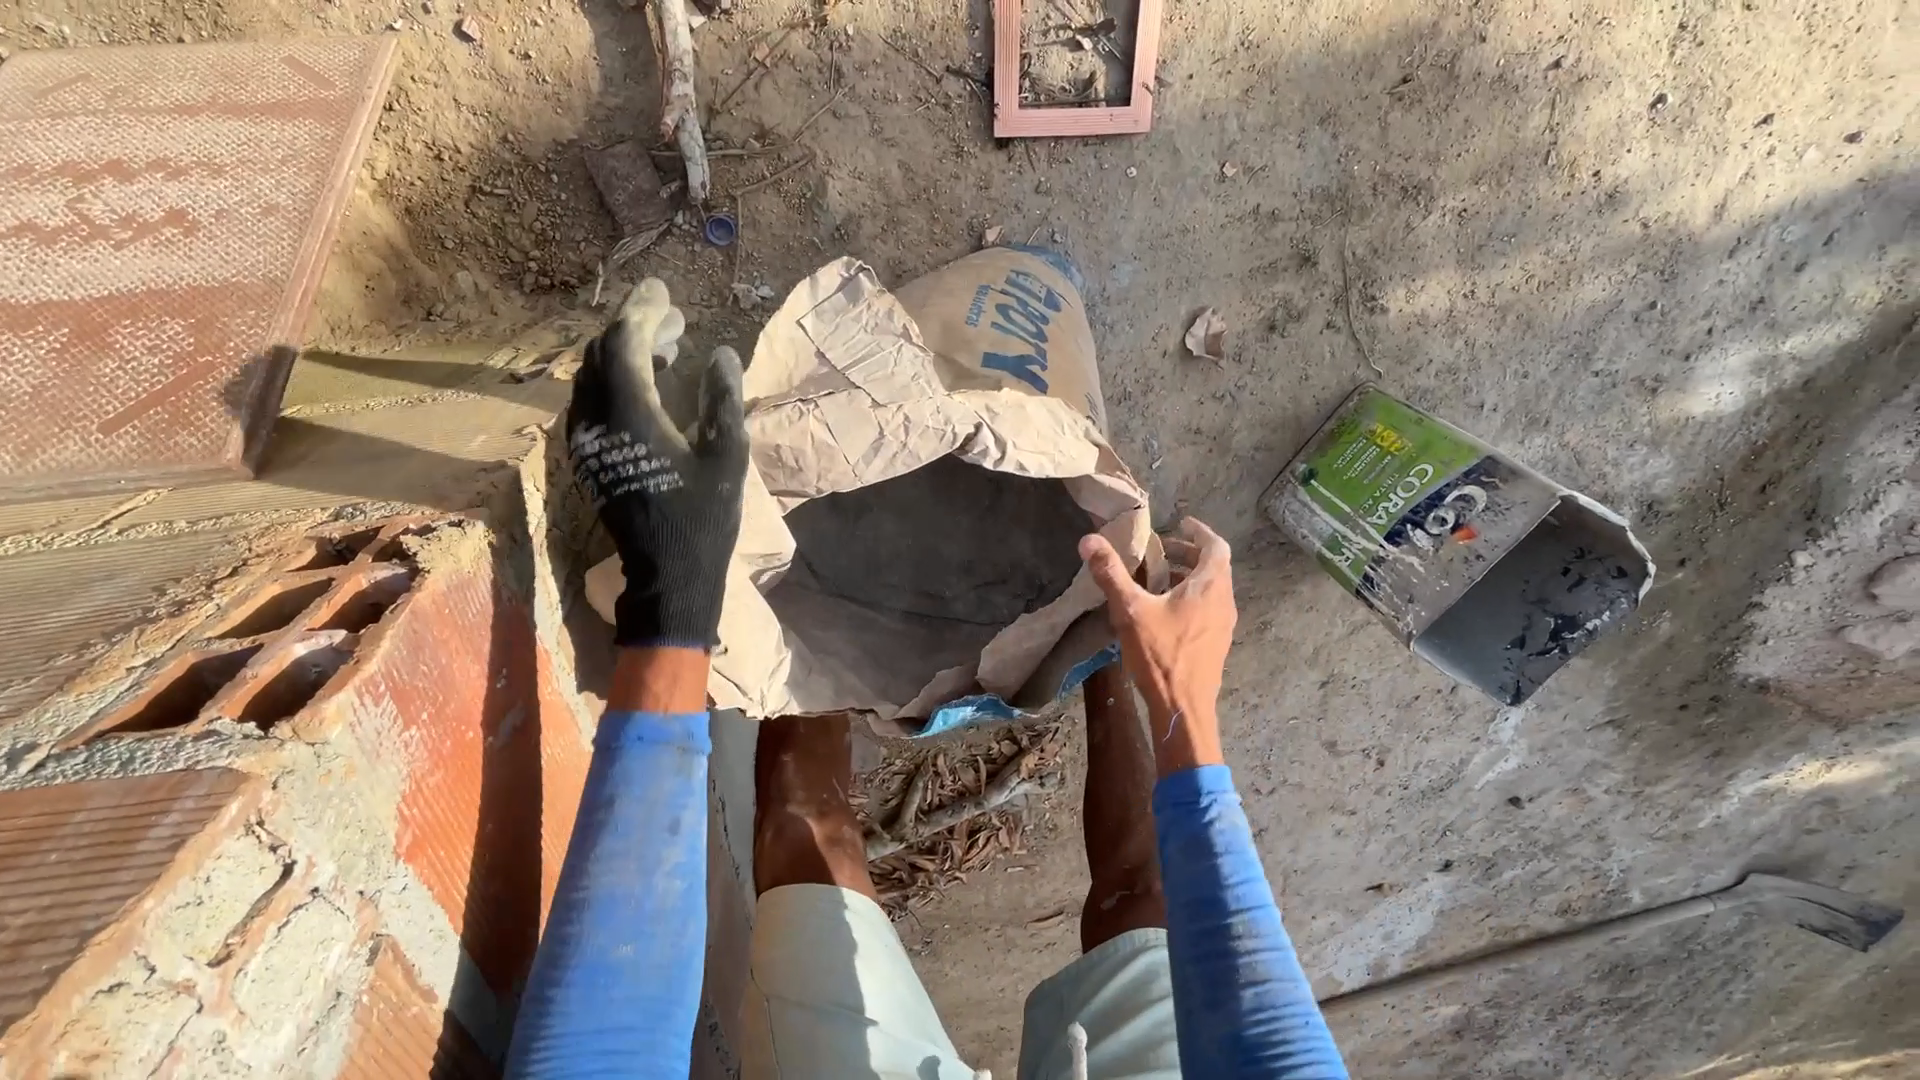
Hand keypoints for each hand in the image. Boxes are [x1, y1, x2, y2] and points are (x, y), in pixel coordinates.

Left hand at [568, 279, 746, 648]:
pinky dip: (617, 379)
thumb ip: (722, 399)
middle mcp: (596, 420)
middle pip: (602, 352)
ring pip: (592, 375)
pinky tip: (648, 385)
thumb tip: (721, 354)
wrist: (668, 575)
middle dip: (636, 326)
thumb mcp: (727, 456)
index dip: (644, 310)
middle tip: (675, 317)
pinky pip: (592, 399)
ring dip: (626, 352)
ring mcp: (585, 440)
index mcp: (631, 414)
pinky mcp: (587, 456)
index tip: (665, 290)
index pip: (624, 342)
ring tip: (669, 346)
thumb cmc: (704, 517)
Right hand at [1079, 518, 1235, 773]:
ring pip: (1212, 590)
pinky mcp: (1216, 645)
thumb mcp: (1130, 611)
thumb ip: (1110, 573)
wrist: (1183, 709)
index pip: (1216, 546)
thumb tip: (1089, 540)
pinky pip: (1209, 609)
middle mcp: (1224, 602)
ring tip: (1160, 578)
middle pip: (1215, 567)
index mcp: (1210, 587)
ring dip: (1190, 578)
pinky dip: (1191, 599)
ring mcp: (1223, 626)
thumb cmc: (1161, 656)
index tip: (1180, 523)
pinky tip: (1165, 611)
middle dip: (1189, 554)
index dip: (1199, 531)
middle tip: (1162, 550)